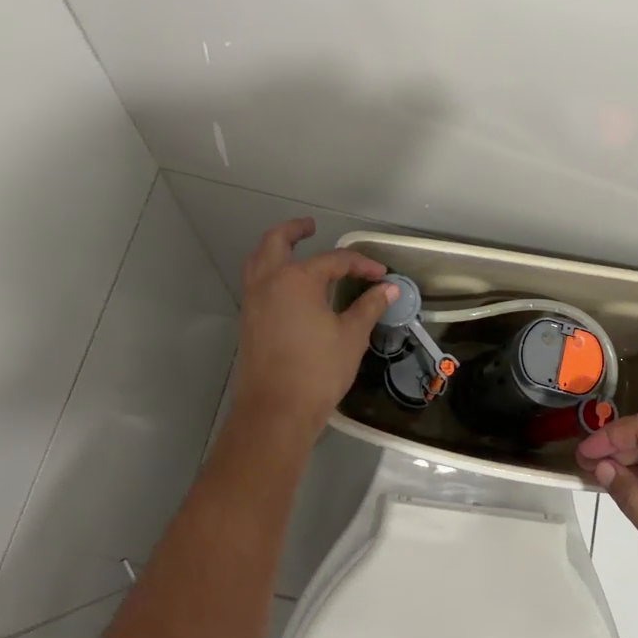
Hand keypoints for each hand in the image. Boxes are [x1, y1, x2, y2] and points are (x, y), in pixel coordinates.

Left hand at [229, 218, 399, 441]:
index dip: (361, 265)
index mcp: (296, 279)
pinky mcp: (248, 321)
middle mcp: (269, 282)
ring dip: (274, 249)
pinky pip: (255, 282)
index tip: (381, 276)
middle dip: (293, 230)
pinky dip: (269, 272)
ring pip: (258, 261)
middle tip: (310, 226)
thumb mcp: (351, 336)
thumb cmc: (318, 370)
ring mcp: (253, 301)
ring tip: (293, 249)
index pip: (334, 261)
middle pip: (276, 242)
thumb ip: (369, 306)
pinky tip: (288, 286)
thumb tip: (389, 288)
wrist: (276, 411)